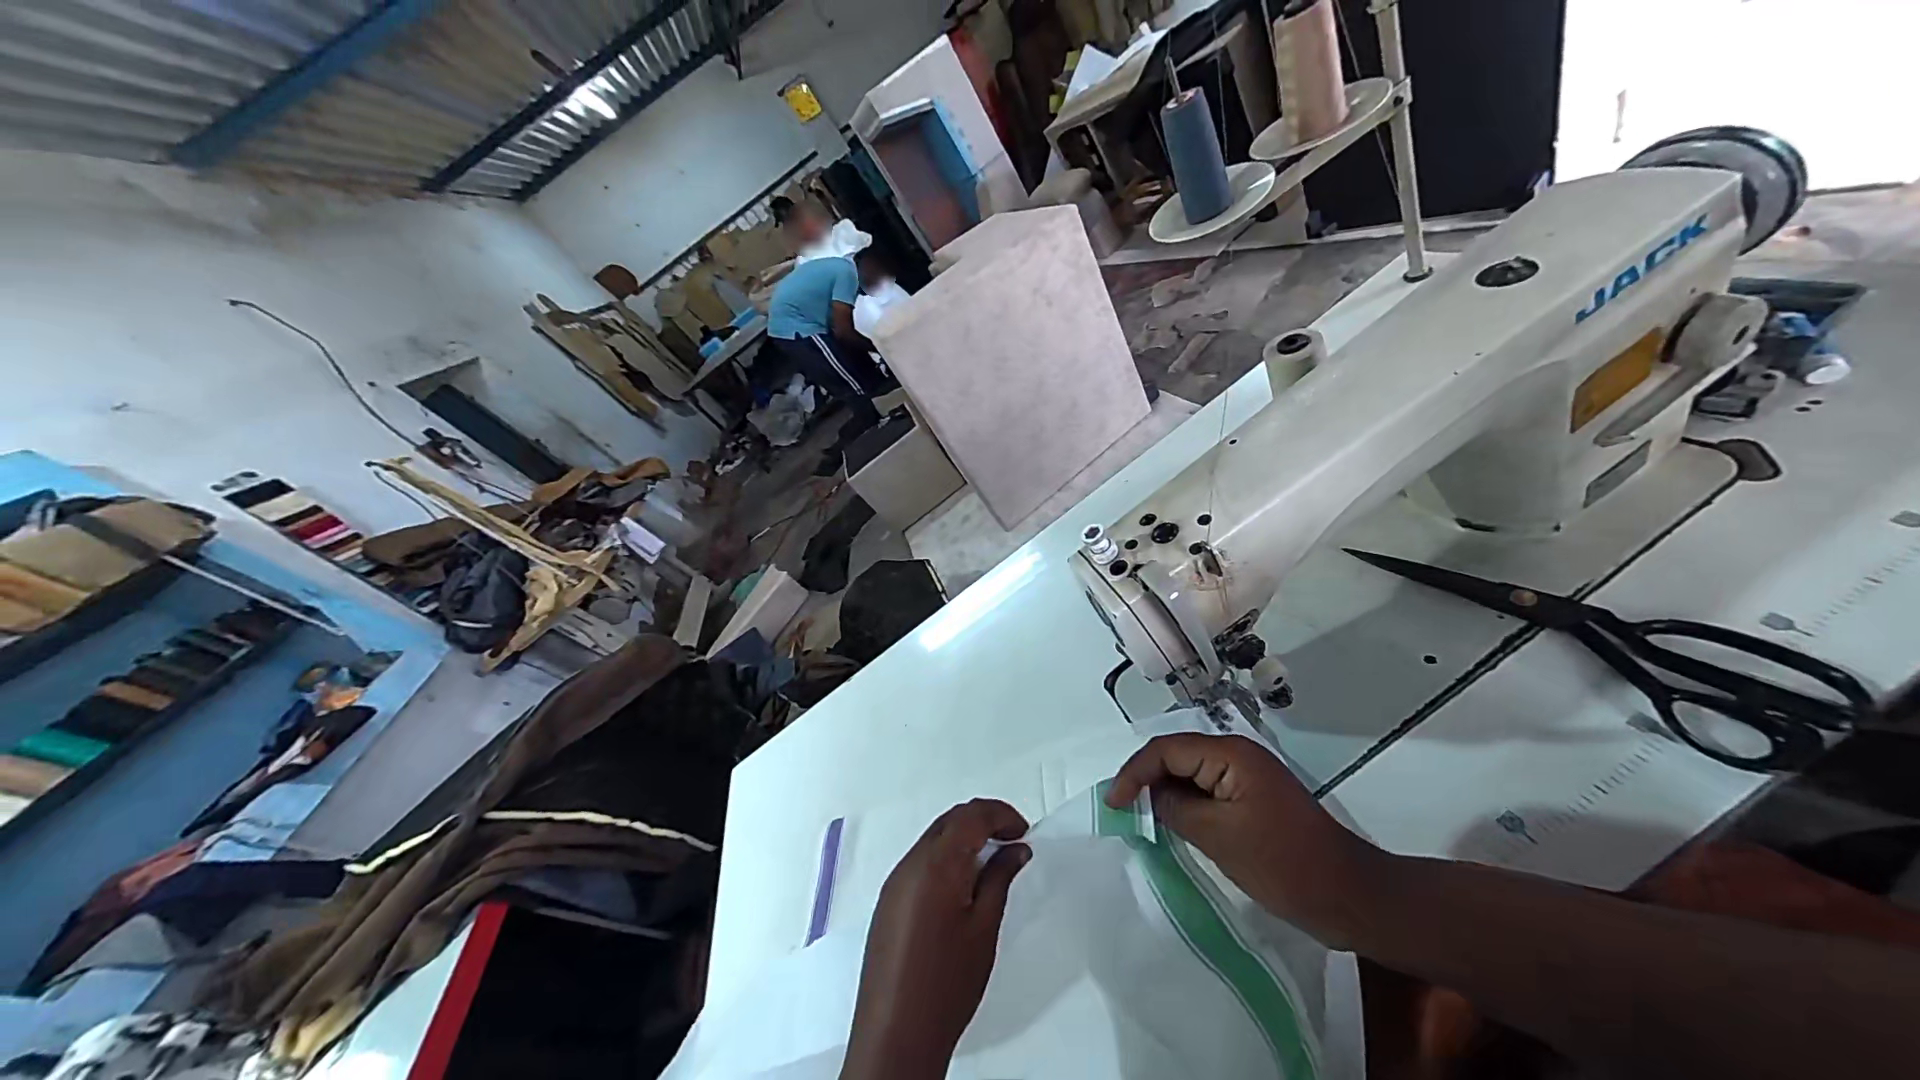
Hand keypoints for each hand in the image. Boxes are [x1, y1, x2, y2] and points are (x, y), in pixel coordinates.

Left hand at [841, 799, 1031, 1079]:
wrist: (896, 1033)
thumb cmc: (947, 982)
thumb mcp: (984, 928)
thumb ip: (999, 879)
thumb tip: (1015, 849)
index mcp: (935, 864)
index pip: (969, 815)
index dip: (1000, 814)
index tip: (1023, 831)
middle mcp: (909, 864)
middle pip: (949, 821)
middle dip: (982, 821)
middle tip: (1012, 840)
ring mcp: (894, 881)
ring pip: (934, 839)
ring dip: (964, 839)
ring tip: (993, 862)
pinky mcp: (888, 900)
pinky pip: (920, 861)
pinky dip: (946, 858)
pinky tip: (964, 883)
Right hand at [1105, 733, 1386, 947]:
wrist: (1351, 898)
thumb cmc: (1285, 865)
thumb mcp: (1219, 837)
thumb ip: (1175, 808)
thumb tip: (1149, 797)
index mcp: (1231, 755)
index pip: (1166, 750)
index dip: (1134, 773)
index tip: (1113, 804)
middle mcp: (1237, 756)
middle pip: (1176, 756)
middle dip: (1146, 780)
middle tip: (1123, 811)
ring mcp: (1246, 778)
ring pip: (1190, 773)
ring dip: (1164, 793)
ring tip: (1140, 818)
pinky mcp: (1251, 800)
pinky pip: (1206, 791)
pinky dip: (1185, 805)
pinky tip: (1172, 825)